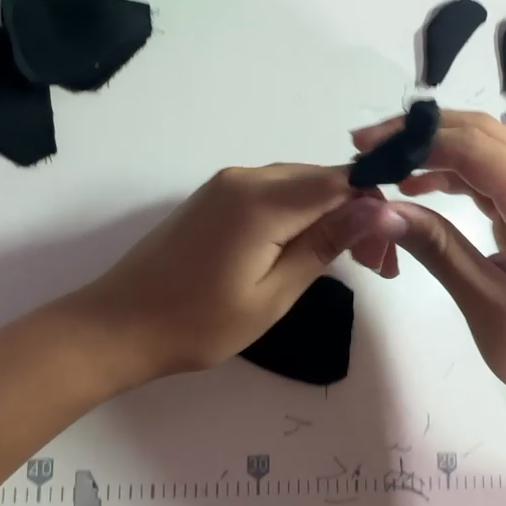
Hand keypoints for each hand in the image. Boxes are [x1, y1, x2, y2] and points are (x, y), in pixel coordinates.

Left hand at [63, 165, 406, 382]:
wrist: (118, 326)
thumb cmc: (197, 323)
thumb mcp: (273, 294)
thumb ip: (325, 245)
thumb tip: (379, 207)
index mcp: (261, 200)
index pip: (340, 181)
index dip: (374, 208)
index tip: (388, 254)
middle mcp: (244, 178)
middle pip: (320, 180)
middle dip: (356, 215)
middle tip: (377, 269)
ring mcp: (224, 186)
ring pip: (297, 187)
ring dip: (328, 217)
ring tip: (347, 264)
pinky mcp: (213, 200)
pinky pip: (271, 196)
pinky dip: (297, 218)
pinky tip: (303, 251)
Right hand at [351, 110, 505, 431]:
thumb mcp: (479, 298)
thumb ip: (432, 243)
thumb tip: (378, 206)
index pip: (477, 149)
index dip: (419, 141)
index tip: (367, 149)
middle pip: (487, 137)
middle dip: (426, 134)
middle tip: (370, 146)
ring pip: (494, 153)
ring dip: (441, 151)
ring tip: (387, 166)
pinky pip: (501, 179)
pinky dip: (460, 175)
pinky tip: (421, 187)